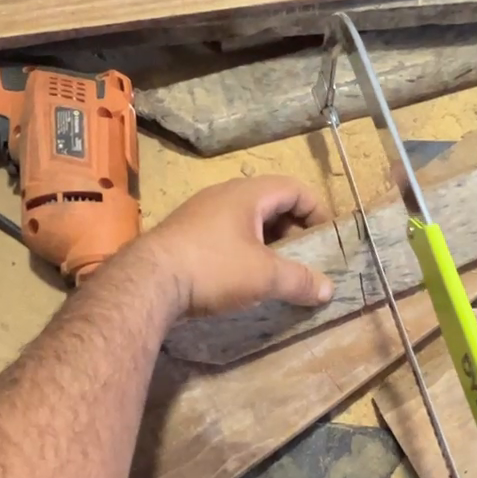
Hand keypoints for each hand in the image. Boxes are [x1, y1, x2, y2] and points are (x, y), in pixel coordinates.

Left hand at [137, 175, 335, 318]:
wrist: (148, 281)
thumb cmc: (214, 268)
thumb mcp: (265, 276)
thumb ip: (300, 280)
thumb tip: (328, 289)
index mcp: (248, 194)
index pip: (294, 188)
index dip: (316, 209)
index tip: (327, 237)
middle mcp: (223, 195)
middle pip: (270, 202)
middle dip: (293, 229)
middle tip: (304, 256)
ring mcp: (200, 213)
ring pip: (246, 220)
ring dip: (267, 241)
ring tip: (277, 269)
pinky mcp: (184, 234)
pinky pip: (225, 234)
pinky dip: (243, 249)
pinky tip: (243, 276)